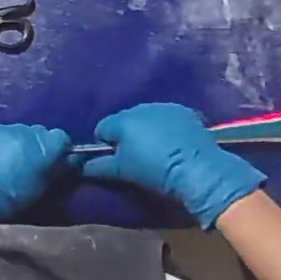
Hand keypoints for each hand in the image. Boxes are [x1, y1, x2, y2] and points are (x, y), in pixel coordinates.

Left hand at [0, 122, 75, 222]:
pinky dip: (0, 141)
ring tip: (10, 158)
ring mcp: (5, 127)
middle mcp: (26, 130)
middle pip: (39, 132)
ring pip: (19, 131)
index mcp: (45, 144)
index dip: (60, 148)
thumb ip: (59, 168)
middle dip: (38, 144)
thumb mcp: (44, 186)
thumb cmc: (16, 196)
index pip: (61, 137)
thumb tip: (70, 159)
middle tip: (31, 161)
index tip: (56, 159)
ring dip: (18, 141)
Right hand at [81, 103, 263, 228]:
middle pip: (124, 121)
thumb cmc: (154, 171)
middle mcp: (140, 108)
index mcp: (121, 120)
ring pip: (146, 118)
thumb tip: (80, 166)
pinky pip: (168, 119)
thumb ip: (98, 167)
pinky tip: (175, 145)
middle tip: (137, 158)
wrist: (200, 171)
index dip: (106, 145)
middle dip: (128, 136)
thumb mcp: (122, 172)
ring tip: (158, 152)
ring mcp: (164, 108)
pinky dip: (168, 129)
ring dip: (148, 131)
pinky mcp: (185, 112)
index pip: (102, 129)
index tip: (116, 160)